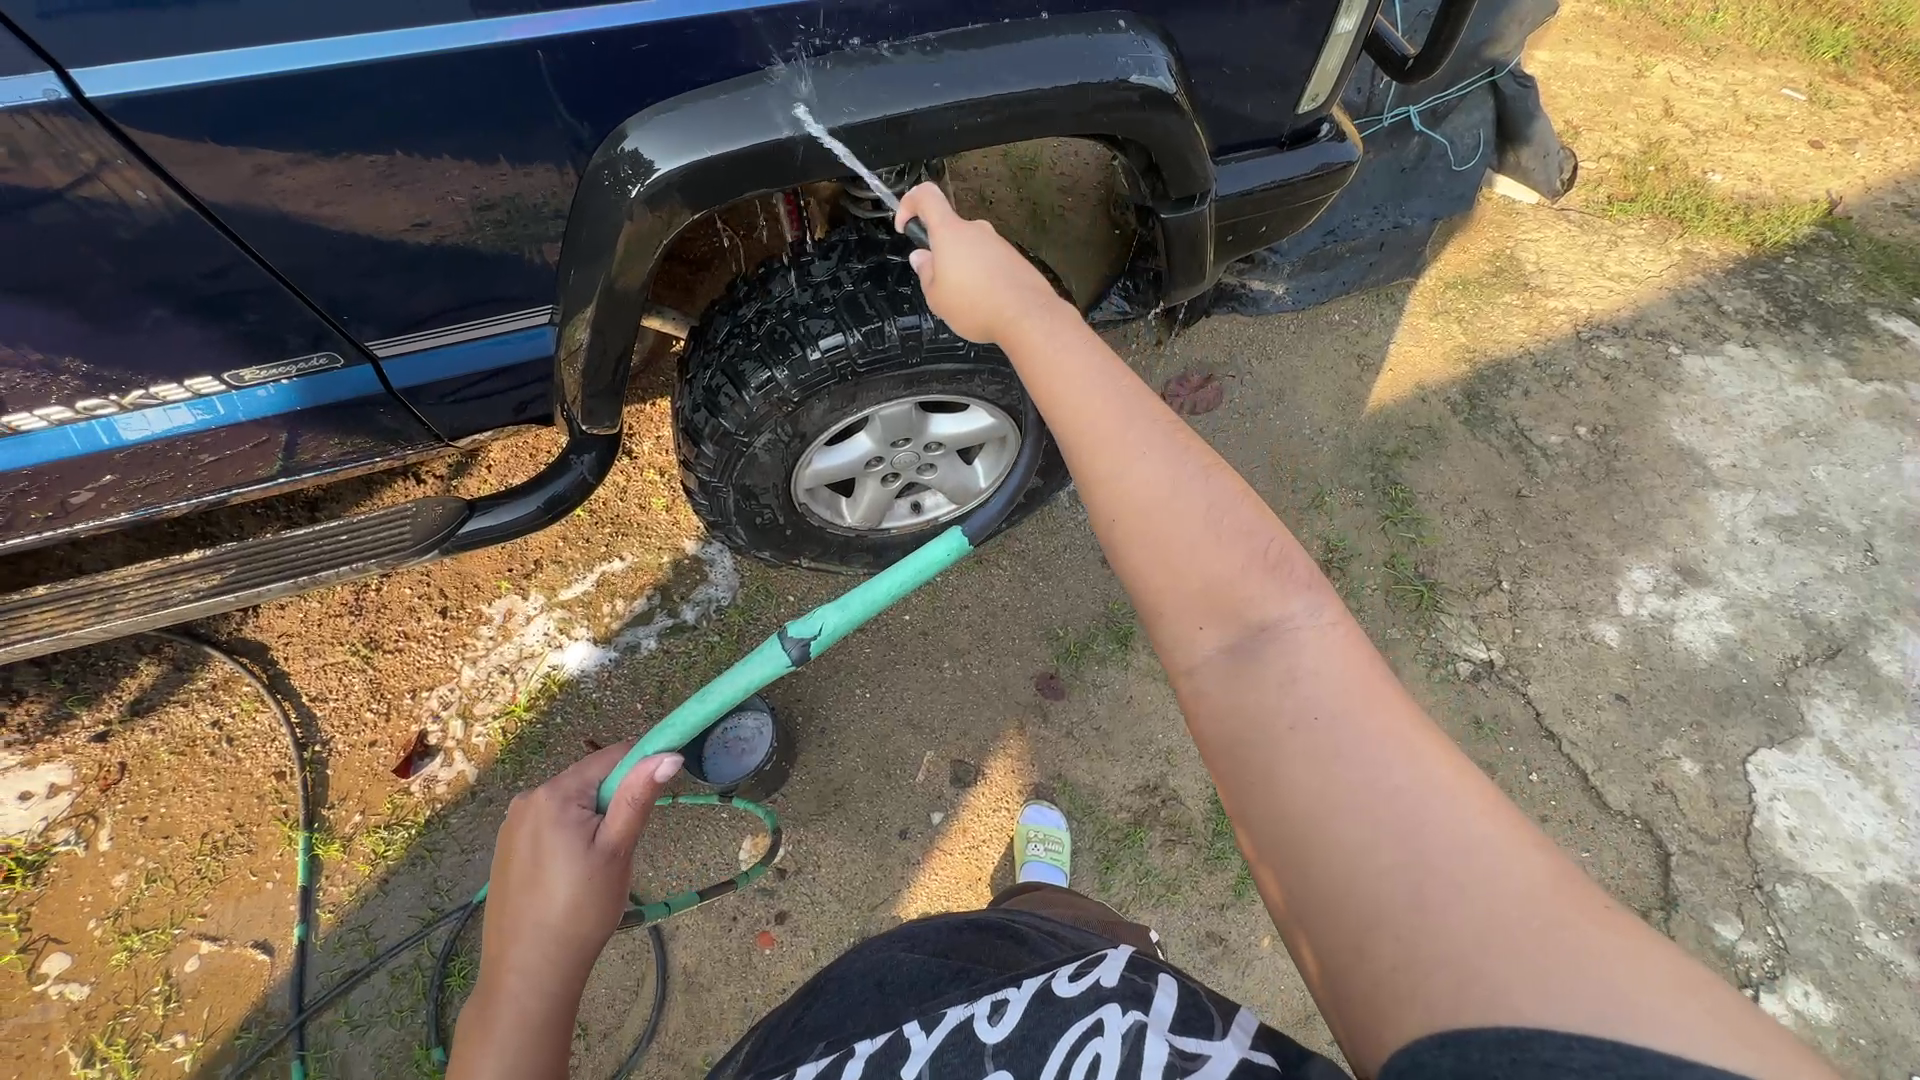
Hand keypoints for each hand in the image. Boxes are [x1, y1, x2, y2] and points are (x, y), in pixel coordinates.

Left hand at [477, 743, 681, 993]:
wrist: (528, 973)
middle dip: (616, 799)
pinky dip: (573, 834)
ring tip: (599, 863)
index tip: (659, 796)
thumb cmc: (581, 909)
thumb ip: (639, 795)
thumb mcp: (618, 849)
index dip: (643, 768)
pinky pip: (552, 822)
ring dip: (595, 818)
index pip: (612, 756)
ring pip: (573, 801)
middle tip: (624, 845)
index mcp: (555, 793)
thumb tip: (670, 754)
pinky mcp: (508, 847)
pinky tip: (574, 872)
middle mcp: (528, 798)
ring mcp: (513, 824)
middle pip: (591, 779)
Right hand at [895, 182, 1067, 344]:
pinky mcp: (1014, 259)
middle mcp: (976, 230)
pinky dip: (982, 277)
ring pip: (971, 249)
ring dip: (962, 268)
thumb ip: (925, 273)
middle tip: (939, 285)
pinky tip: (986, 303)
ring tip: (965, 301)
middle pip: (950, 231)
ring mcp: (998, 243)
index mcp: (950, 232)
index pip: (926, 196)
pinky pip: (989, 262)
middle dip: (940, 254)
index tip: (904, 226)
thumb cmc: (975, 305)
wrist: (1028, 316)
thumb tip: (921, 257)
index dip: (909, 204)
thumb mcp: (936, 297)